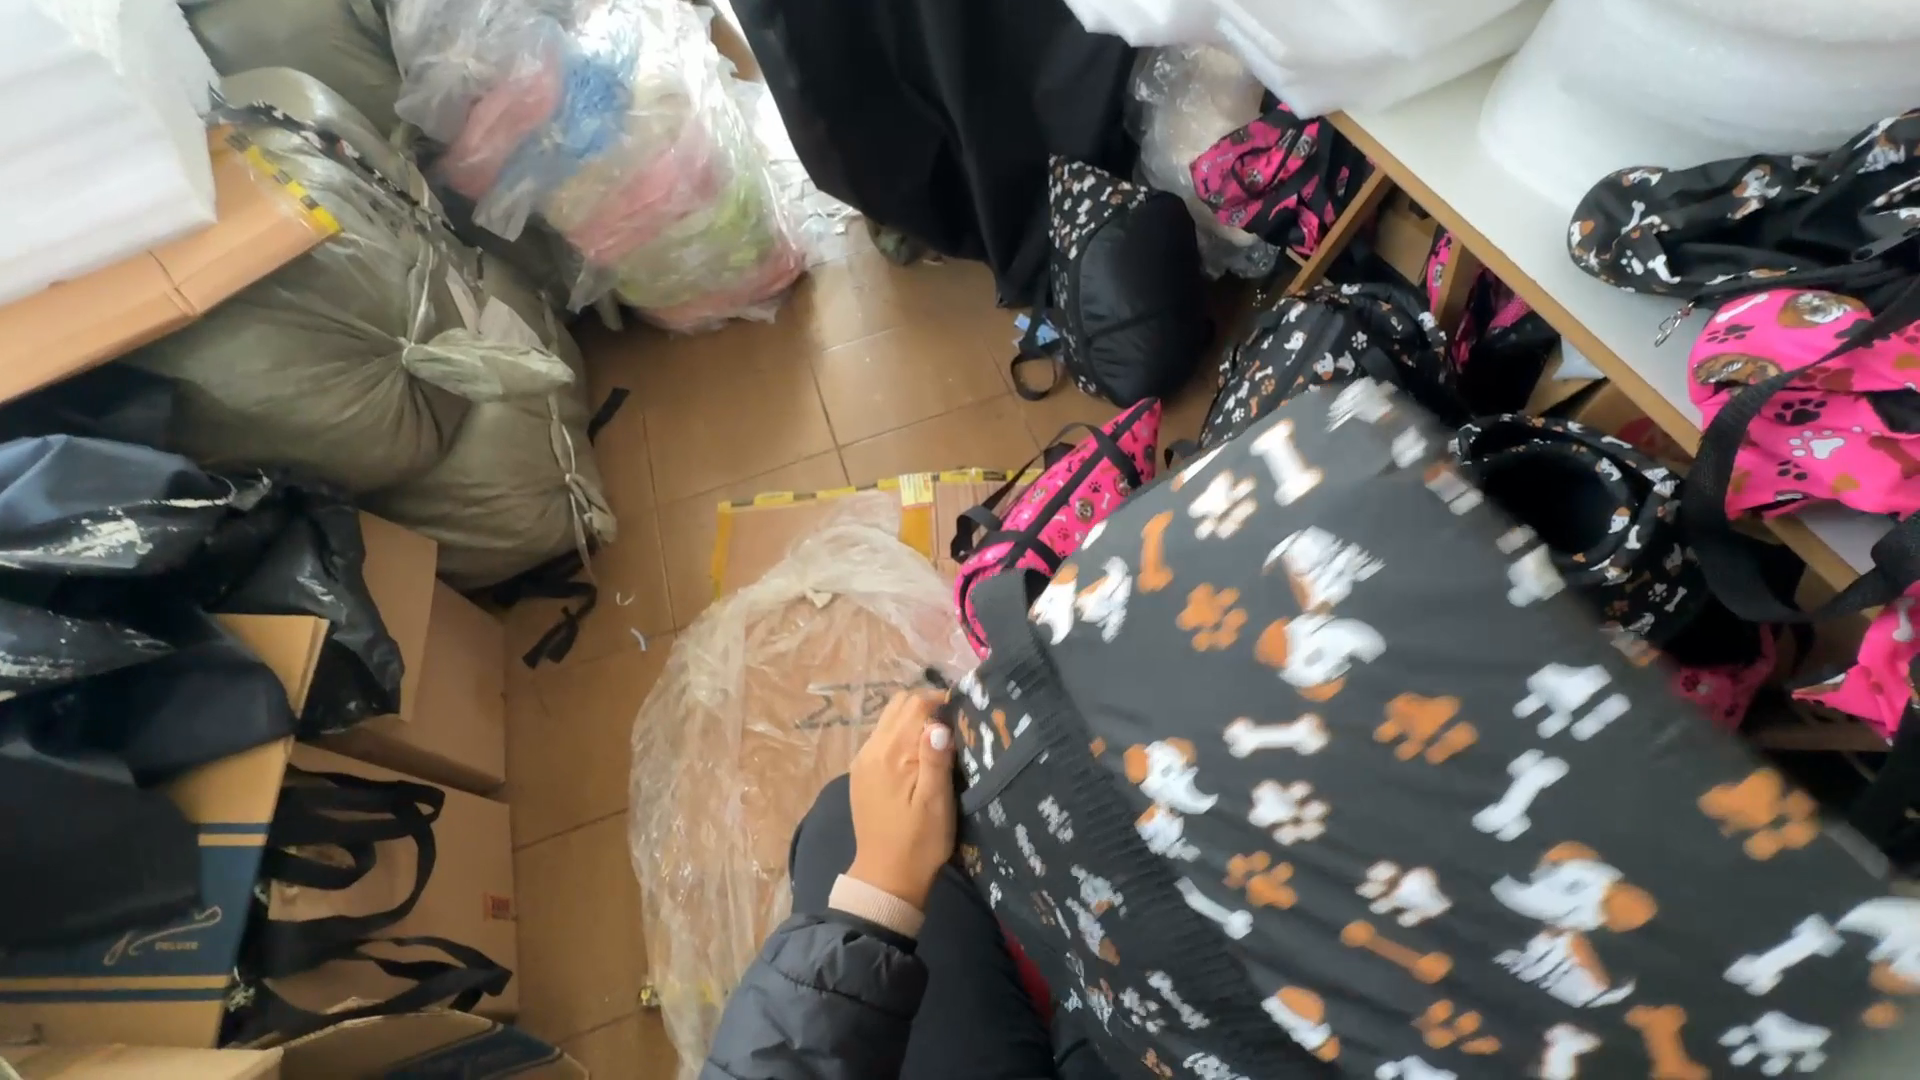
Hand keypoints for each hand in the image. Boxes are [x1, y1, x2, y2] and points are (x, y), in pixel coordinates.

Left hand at [846, 689, 956, 909]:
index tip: (963, 713)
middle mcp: (871, 748)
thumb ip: (936, 759)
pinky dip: (901, 732)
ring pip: (889, 718)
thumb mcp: (936, 803)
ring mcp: (863, 759)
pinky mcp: (862, 771)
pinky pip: (882, 735)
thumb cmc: (918, 842)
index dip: (941, 701)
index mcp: (890, 753)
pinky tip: (919, 753)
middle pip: (899, 704)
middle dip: (927, 705)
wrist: (886, 878)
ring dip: (914, 718)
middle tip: (953, 723)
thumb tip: (939, 724)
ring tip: (939, 738)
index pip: (915, 705)